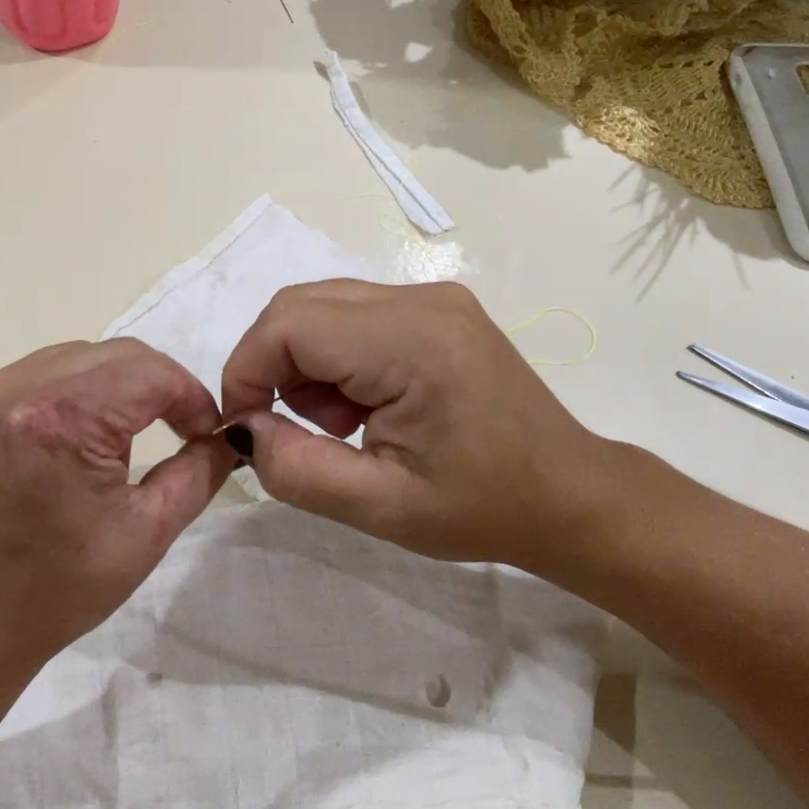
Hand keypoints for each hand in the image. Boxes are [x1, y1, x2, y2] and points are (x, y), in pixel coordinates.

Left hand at [0, 339, 237, 667]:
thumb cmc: (59, 590)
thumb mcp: (147, 533)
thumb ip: (198, 472)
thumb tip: (227, 437)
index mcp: (60, 420)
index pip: (150, 373)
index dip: (191, 397)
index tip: (208, 434)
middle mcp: (15, 389)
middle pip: (115, 354)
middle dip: (159, 386)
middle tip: (182, 430)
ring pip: (77, 357)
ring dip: (117, 385)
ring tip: (132, 434)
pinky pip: (40, 374)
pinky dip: (76, 391)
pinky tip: (84, 434)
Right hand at [220, 279, 622, 567]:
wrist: (567, 496)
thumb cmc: (480, 509)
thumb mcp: (378, 506)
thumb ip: (296, 468)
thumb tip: (242, 428)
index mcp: (413, 343)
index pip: (289, 324)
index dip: (247, 371)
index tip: (246, 428)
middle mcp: (422, 300)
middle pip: (299, 306)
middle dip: (271, 367)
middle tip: (293, 430)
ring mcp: (432, 299)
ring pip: (320, 308)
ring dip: (302, 367)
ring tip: (338, 427)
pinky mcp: (435, 311)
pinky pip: (351, 318)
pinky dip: (331, 361)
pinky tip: (361, 409)